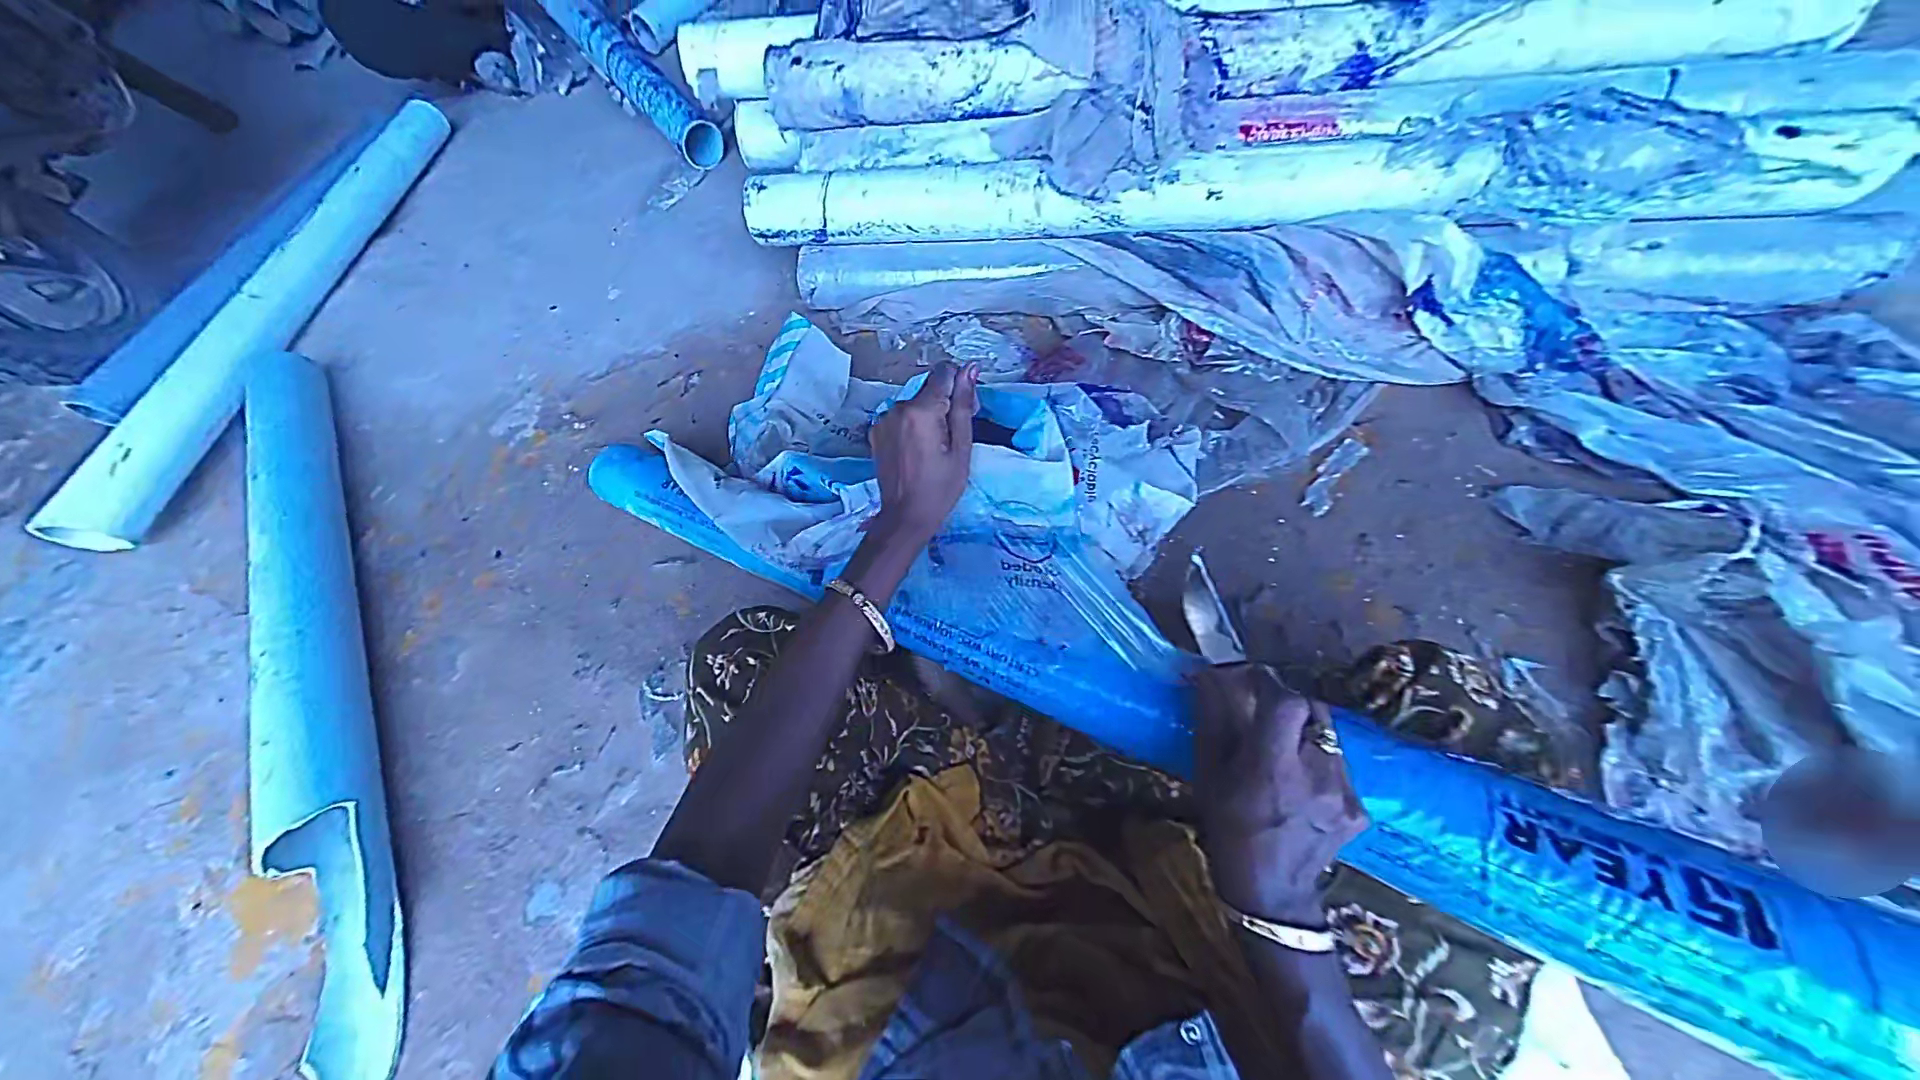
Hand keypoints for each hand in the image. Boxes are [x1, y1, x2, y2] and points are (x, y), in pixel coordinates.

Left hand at [869, 360, 977, 542]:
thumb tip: (970, 370)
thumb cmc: (940, 488)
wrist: (905, 516)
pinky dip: (912, 426)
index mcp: (920, 411)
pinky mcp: (876, 431)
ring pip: (915, 403)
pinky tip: (918, 451)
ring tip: (935, 448)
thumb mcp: (961, 448)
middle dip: (945, 403)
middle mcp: (897, 408)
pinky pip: (901, 417)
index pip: (943, 373)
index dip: (960, 385)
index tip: (967, 409)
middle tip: (953, 437)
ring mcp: (883, 419)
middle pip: (929, 389)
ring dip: (928, 415)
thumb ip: (964, 406)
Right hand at [1193, 663, 1367, 925]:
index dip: (1266, 681)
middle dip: (1286, 701)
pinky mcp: (1361, 807)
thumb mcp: (1208, 774)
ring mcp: (1346, 793)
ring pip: (1328, 735)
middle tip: (1262, 707)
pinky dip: (1317, 757)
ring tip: (1279, 745)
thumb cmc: (1228, 828)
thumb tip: (1209, 677)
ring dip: (1302, 728)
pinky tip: (1298, 777)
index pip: (1286, 702)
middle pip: (1314, 709)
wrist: (1271, 891)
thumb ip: (1213, 720)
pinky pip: (1339, 763)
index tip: (1247, 677)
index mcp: (1274, 768)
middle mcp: (1318, 775)